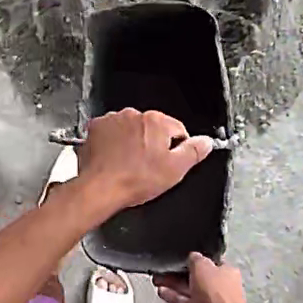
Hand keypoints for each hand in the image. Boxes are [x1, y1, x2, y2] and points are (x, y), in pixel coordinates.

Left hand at [74, 108, 214, 208]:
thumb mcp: (175, 170)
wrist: (100, 187)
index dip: (175, 147)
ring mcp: (113, 120)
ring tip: (128, 165)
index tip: (168, 161)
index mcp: (156, 122)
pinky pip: (110, 132)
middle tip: (147, 166)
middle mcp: (133, 115)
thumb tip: (205, 142)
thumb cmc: (135, 180)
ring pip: (130, 129)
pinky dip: (112, 143)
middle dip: (151, 144)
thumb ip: (193, 152)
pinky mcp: (96, 127)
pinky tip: (114, 159)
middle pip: (151, 127)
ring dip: (131, 141)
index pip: (176, 129)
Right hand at [155, 253, 253, 302]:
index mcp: (227, 271)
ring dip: (174, 285)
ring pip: (191, 290)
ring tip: (158, 280)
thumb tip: (192, 257)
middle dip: (179, 273)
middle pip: (197, 277)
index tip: (180, 259)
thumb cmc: (218, 296)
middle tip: (164, 270)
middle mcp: (223, 287)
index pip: (208, 261)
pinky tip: (163, 293)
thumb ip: (195, 258)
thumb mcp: (201, 266)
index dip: (193, 259)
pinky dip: (176, 298)